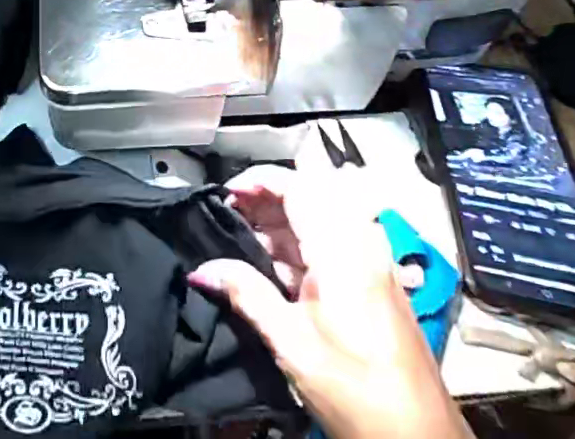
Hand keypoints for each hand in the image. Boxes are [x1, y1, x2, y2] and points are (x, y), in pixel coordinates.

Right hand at [190, 166, 469, 438]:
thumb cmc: (361, 395)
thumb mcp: (292, 343)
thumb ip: (246, 295)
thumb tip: (204, 270)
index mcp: (342, 249)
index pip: (298, 185)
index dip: (258, 180)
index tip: (227, 193)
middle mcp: (360, 244)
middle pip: (307, 195)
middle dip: (264, 199)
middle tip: (228, 213)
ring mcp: (369, 261)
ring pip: (317, 218)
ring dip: (278, 221)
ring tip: (241, 239)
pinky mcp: (371, 280)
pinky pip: (328, 241)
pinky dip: (297, 243)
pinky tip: (271, 265)